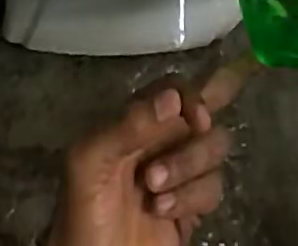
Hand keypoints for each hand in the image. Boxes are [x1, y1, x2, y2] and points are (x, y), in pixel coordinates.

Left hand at [49, 63, 247, 245]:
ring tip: (154, 189)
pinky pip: (213, 187)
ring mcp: (179, 171)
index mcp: (136, 117)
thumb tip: (174, 96)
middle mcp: (162, 137)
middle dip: (202, 126)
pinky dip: (193, 198)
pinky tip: (164, 211)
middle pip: (205, 112)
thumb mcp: (91, 160)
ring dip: (189, 166)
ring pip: (214, 148)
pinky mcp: (191, 205)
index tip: (198, 118)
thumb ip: (129, 124)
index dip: (193, 95)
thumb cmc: (84, 211)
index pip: (175, 86)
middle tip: (197, 137)